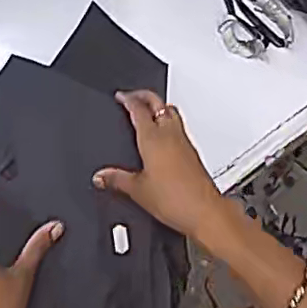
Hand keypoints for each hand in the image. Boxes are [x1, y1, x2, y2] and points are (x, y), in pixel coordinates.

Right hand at [95, 91, 230, 243]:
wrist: (205, 211)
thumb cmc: (176, 199)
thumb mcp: (137, 190)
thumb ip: (116, 180)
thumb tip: (101, 176)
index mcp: (152, 138)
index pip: (138, 108)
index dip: (128, 99)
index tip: (121, 96)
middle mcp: (170, 134)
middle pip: (157, 102)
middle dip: (144, 95)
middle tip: (133, 96)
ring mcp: (184, 141)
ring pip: (171, 112)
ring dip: (158, 106)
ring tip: (148, 109)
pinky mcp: (193, 151)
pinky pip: (179, 127)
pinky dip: (168, 122)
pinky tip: (164, 135)